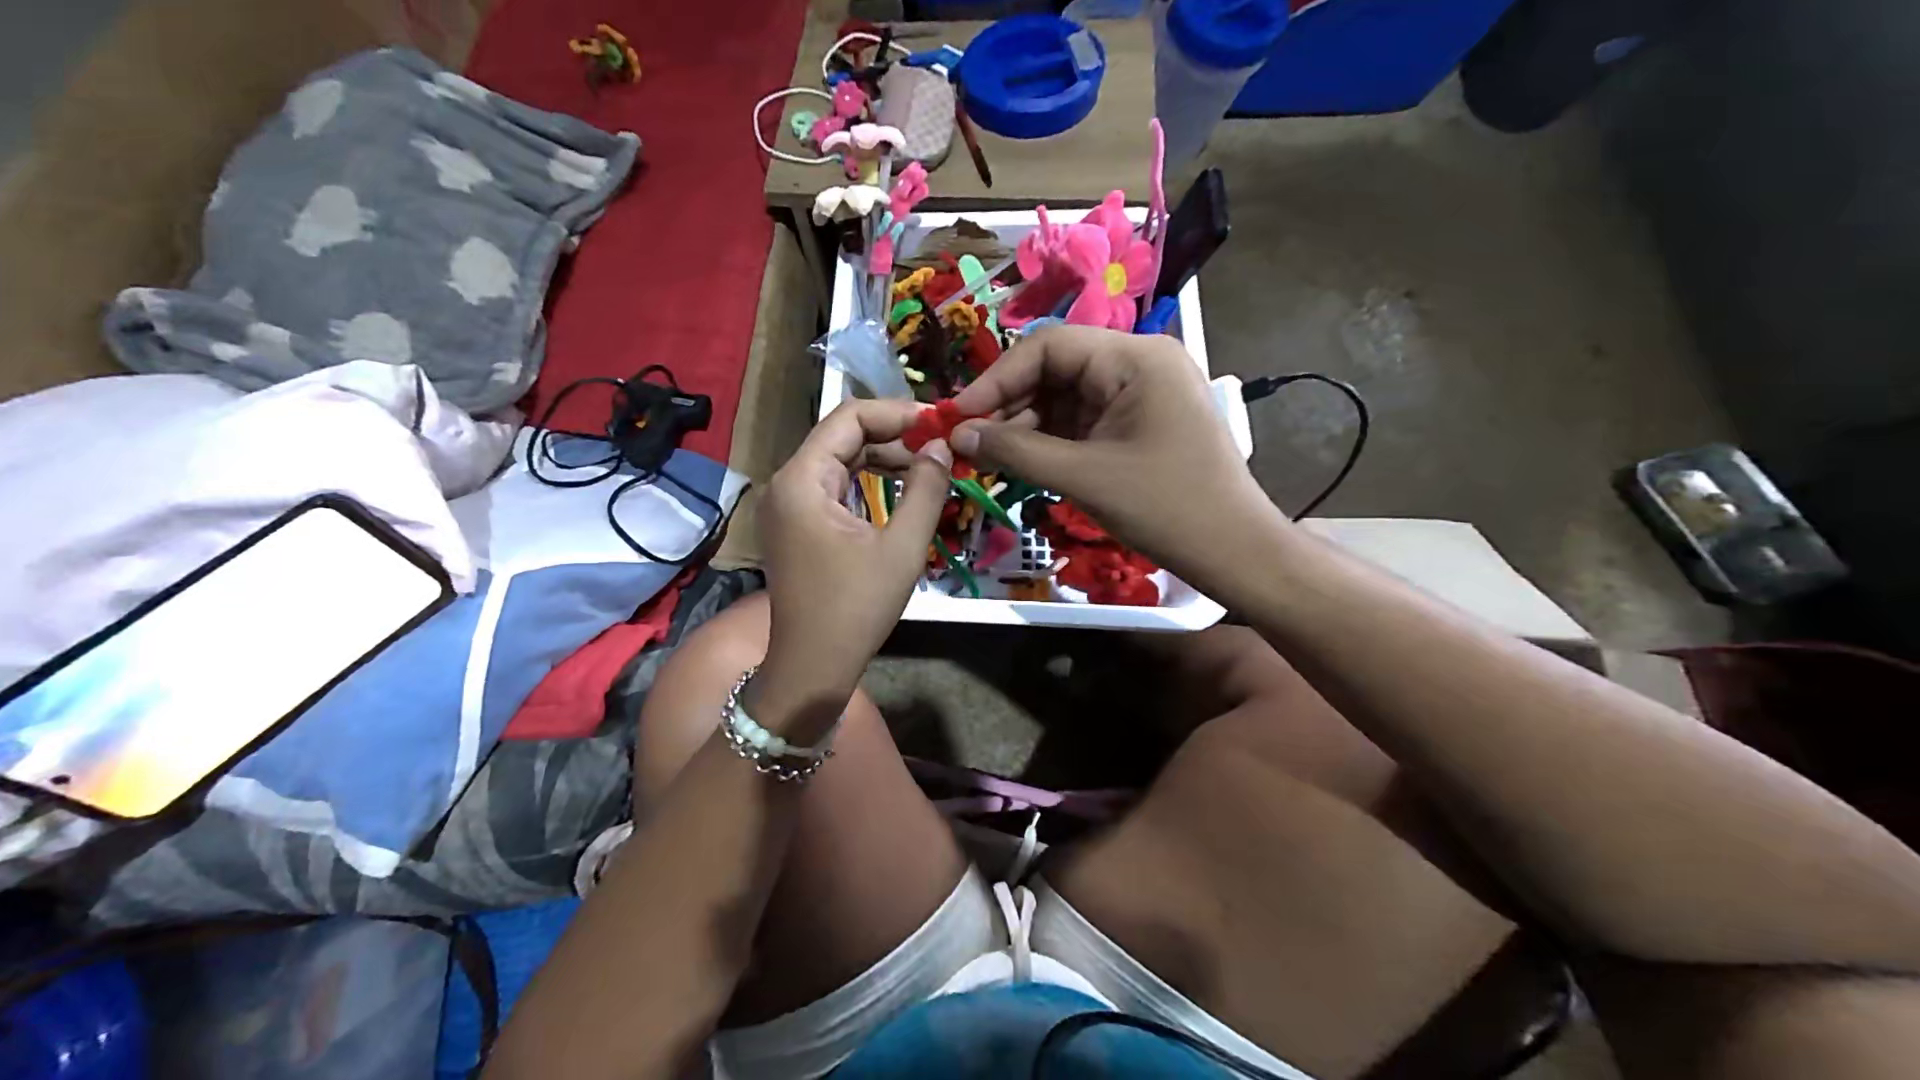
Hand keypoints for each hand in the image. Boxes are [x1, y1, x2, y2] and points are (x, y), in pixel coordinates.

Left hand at [756, 400, 951, 710]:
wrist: (813, 666)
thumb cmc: (856, 608)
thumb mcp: (902, 547)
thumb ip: (926, 489)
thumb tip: (942, 446)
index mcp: (802, 480)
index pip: (849, 417)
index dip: (896, 413)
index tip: (938, 424)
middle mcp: (787, 483)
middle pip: (842, 436)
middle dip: (893, 436)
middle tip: (941, 445)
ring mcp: (788, 505)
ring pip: (839, 460)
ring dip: (883, 458)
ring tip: (929, 465)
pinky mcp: (796, 525)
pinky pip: (834, 487)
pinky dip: (867, 481)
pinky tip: (901, 488)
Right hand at [950, 325, 1283, 588]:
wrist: (1234, 552)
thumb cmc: (1166, 508)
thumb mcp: (1083, 477)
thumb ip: (1015, 451)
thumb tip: (957, 435)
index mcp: (1135, 357)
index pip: (1049, 346)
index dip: (997, 378)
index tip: (959, 415)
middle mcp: (1139, 362)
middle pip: (1056, 369)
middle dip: (1010, 405)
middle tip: (969, 441)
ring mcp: (1142, 392)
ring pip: (1066, 397)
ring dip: (1026, 426)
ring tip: (989, 458)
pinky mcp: (1140, 421)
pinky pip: (1084, 420)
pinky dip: (1051, 440)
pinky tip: (1023, 462)